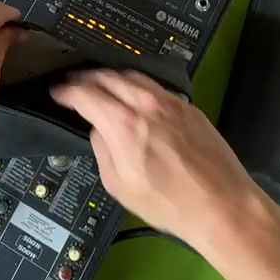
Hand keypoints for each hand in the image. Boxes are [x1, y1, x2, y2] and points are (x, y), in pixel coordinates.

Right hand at [52, 69, 271, 248]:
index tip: (57, 92)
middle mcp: (145, 104)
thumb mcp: (119, 185)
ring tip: (100, 82)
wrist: (222, 205)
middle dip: (86, 78)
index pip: (85, 94)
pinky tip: (133, 92)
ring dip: (111, 75)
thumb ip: (102, 149)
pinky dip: (136, 83)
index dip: (66, 91)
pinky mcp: (188, 106)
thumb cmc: (169, 203)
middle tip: (74, 83)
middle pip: (108, 77)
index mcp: (123, 124)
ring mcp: (170, 101)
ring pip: (133, 74)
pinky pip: (154, 85)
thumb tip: (100, 130)